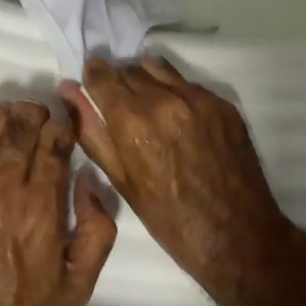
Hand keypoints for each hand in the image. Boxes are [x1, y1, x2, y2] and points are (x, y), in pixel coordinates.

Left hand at [0, 101, 117, 305]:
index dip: (63, 127)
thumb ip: (97, 231)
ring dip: (2, 115)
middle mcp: (1, 187)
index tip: (64, 132)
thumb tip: (88, 180)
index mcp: (40, 208)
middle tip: (38, 122)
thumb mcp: (76, 289)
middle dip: (35, 113)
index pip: (55, 139)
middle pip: (21, 122)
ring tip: (8, 127)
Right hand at [59, 57, 293, 305]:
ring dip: (147, 81)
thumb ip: (91, 130)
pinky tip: (181, 124)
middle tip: (124, 111)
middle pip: (128, 69)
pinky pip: (188, 84)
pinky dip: (176, 94)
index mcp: (133, 121)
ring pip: (158, 69)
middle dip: (120, 83)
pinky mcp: (222, 103)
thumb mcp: (121, 180)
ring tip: (151, 111)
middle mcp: (164, 100)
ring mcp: (197, 98)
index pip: (101, 74)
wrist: (238, 236)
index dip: (94, 78)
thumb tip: (68, 90)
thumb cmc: (169, 218)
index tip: (94, 86)